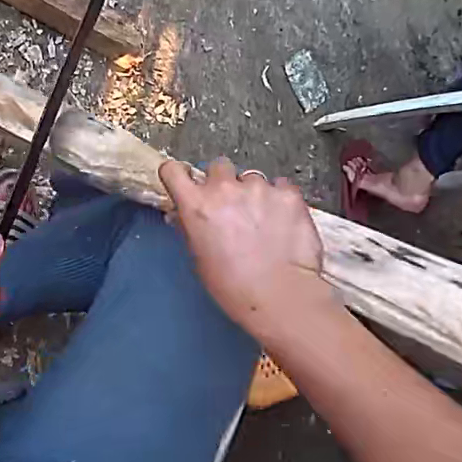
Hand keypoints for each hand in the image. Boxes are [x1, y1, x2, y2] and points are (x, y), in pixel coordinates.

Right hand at [160, 158, 327, 331]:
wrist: (278, 295)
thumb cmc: (230, 283)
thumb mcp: (197, 255)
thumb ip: (189, 227)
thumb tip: (182, 214)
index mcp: (195, 204)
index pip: (173, 170)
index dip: (179, 174)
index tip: (185, 182)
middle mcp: (223, 189)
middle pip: (218, 166)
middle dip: (222, 181)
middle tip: (231, 204)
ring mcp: (258, 189)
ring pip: (252, 177)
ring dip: (253, 192)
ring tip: (262, 218)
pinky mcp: (288, 194)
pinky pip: (281, 186)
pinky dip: (280, 198)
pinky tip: (282, 219)